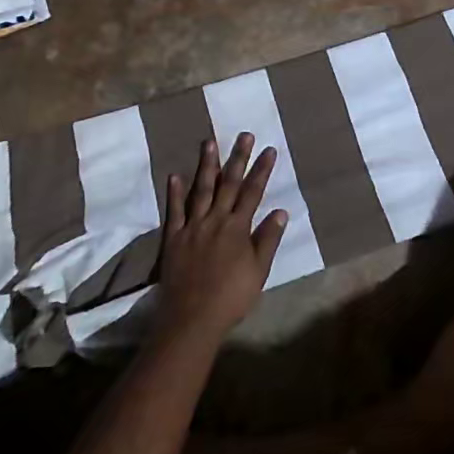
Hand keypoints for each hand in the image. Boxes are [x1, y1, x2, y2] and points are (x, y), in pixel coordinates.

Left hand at [155, 133, 287, 343]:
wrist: (192, 318)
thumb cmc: (231, 297)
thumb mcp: (258, 271)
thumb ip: (268, 239)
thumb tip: (281, 211)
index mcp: (237, 227)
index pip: (253, 192)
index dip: (262, 170)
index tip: (269, 149)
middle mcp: (215, 219)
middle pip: (229, 184)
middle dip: (238, 158)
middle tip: (244, 135)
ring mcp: (192, 226)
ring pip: (201, 189)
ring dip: (207, 165)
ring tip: (210, 142)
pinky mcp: (173, 237)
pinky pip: (174, 210)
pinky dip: (175, 192)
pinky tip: (175, 175)